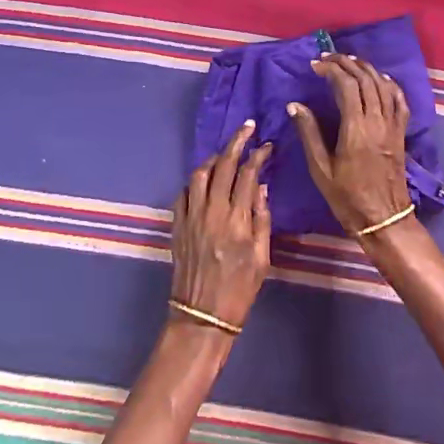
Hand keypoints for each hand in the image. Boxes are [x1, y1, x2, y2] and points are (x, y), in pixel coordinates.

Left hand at [170, 121, 271, 332]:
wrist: (202, 316)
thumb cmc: (239, 290)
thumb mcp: (262, 258)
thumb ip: (262, 220)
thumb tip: (262, 187)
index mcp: (238, 220)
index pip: (249, 175)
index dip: (258, 156)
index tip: (266, 145)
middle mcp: (213, 211)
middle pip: (224, 165)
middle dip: (236, 142)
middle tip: (246, 128)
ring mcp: (192, 215)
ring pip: (200, 174)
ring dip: (214, 158)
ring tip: (225, 153)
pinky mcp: (177, 223)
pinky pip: (183, 192)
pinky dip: (194, 180)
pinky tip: (203, 179)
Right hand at [290, 54, 413, 235]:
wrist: (384, 220)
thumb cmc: (347, 197)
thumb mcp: (321, 168)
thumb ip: (309, 133)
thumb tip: (295, 104)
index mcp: (356, 129)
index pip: (346, 85)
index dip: (331, 70)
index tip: (315, 65)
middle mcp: (377, 121)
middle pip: (365, 80)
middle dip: (347, 63)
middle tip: (328, 58)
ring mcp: (392, 126)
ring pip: (383, 86)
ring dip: (366, 69)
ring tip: (350, 61)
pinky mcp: (401, 133)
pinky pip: (399, 101)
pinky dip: (389, 85)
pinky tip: (380, 78)